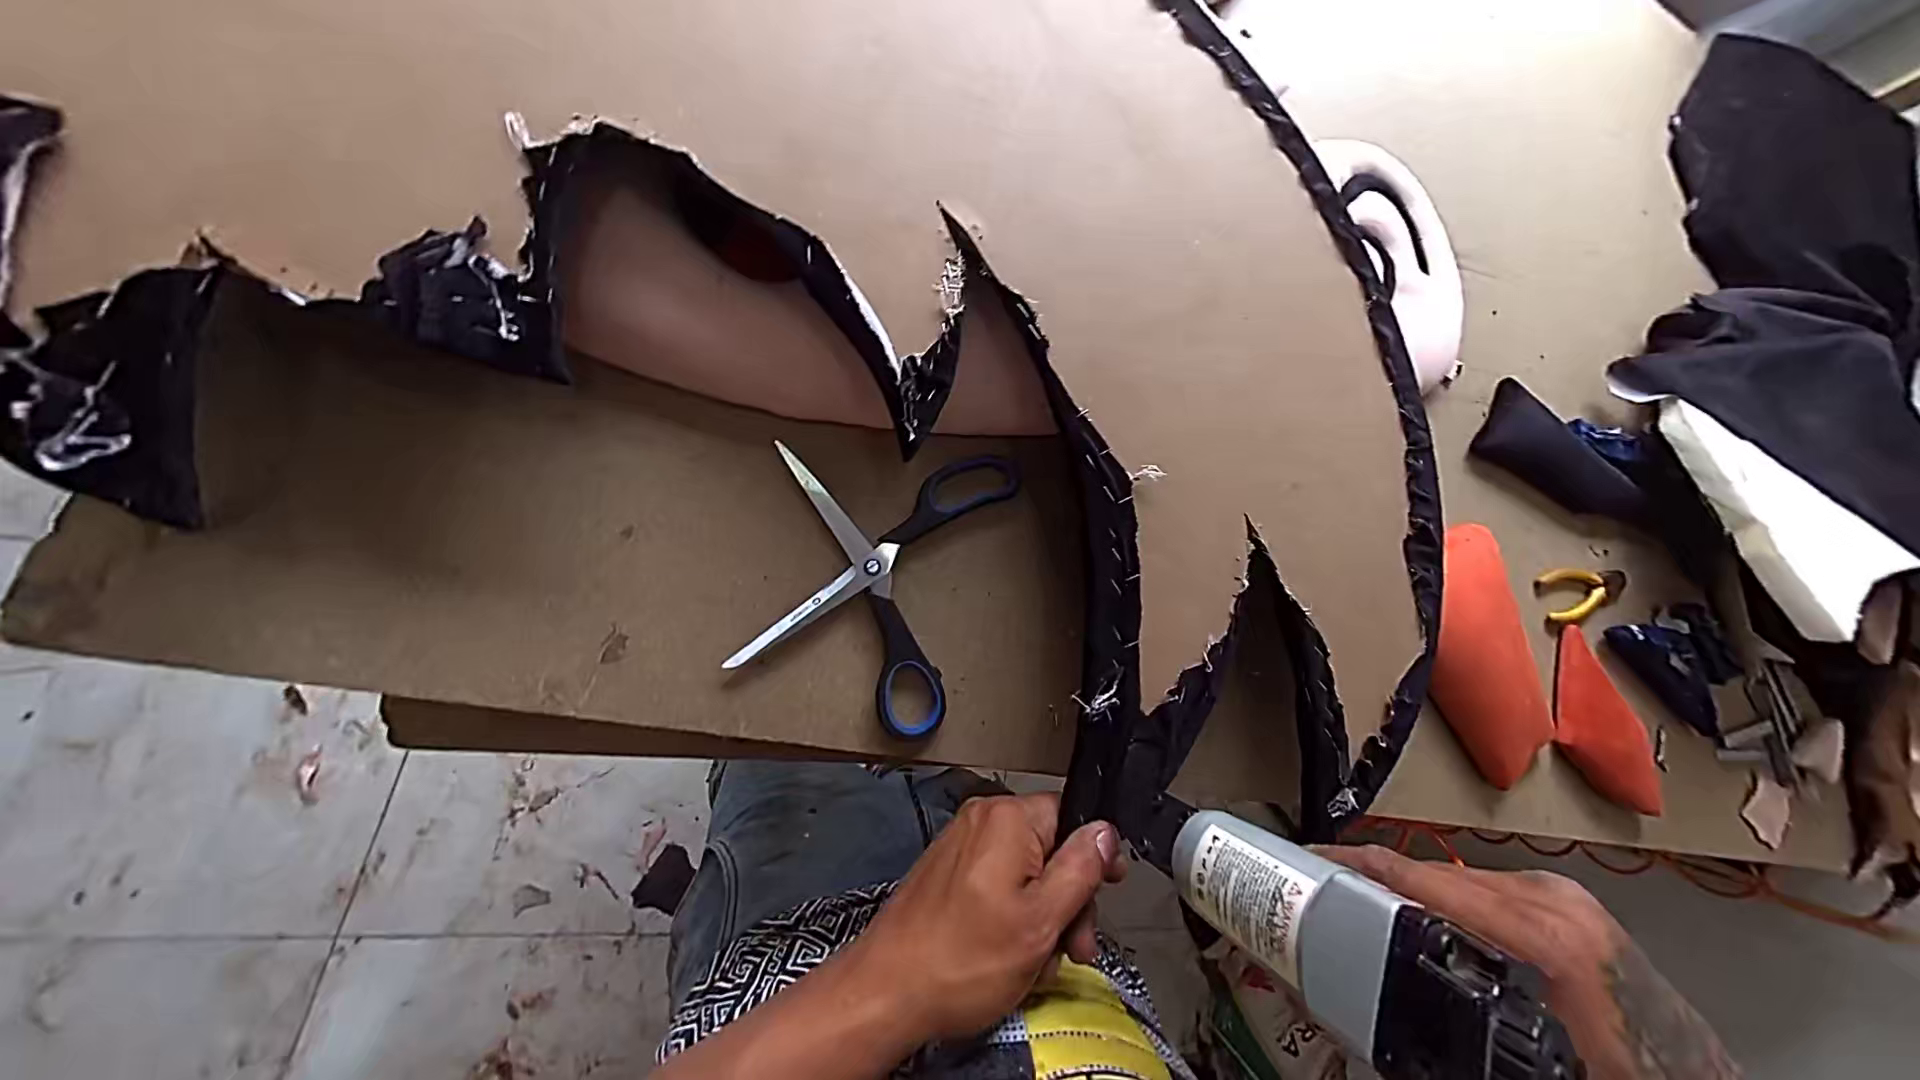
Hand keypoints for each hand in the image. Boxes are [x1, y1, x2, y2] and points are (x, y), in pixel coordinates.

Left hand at [845, 792, 1125, 1041]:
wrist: (889, 990)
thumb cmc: (959, 959)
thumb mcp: (1041, 920)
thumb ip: (1080, 869)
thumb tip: (1105, 833)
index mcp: (1007, 818)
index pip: (1070, 816)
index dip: (1093, 854)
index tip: (1106, 887)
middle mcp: (982, 819)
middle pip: (1049, 845)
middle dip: (1069, 897)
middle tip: (1073, 945)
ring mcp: (962, 842)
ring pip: (1026, 869)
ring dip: (1043, 913)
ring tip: (1038, 960)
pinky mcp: (950, 867)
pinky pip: (999, 879)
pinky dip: (1013, 912)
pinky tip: (1012, 953)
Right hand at [1315, 845, 1740, 1079]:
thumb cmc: (1624, 1074)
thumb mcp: (1530, 1067)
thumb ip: (1446, 1045)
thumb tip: (1365, 1039)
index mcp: (1543, 934)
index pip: (1419, 878)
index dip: (1354, 867)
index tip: (1308, 864)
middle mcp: (1549, 900)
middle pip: (1427, 872)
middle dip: (1367, 878)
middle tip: (1318, 892)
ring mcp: (1560, 897)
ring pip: (1451, 877)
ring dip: (1399, 889)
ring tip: (1354, 902)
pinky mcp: (1565, 904)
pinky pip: (1479, 889)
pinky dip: (1437, 898)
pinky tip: (1416, 916)